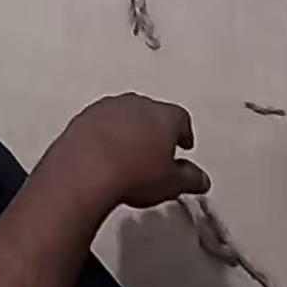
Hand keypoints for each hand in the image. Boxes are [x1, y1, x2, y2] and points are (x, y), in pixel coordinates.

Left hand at [37, 94, 210, 210]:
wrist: (87, 168)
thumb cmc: (133, 172)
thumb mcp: (172, 183)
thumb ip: (190, 178)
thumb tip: (200, 178)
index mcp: (162, 115)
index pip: (180, 118)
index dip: (183, 132)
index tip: (183, 143)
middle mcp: (135, 103)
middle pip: (152, 112)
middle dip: (156, 130)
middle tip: (158, 152)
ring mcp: (108, 107)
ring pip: (125, 114)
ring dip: (130, 129)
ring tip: (131, 156)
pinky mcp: (86, 115)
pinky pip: (102, 121)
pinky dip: (107, 133)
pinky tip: (106, 154)